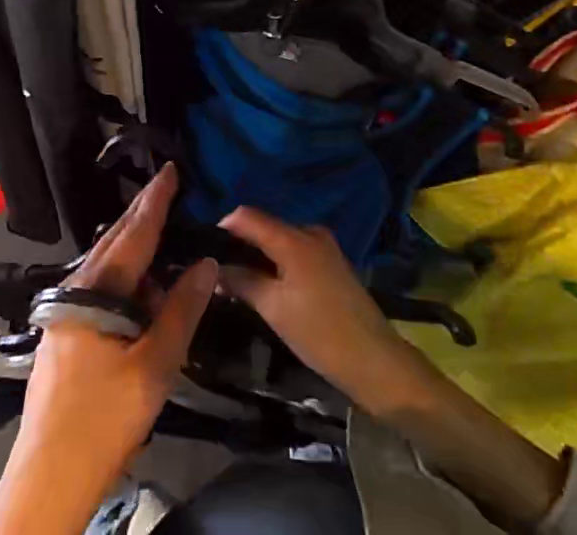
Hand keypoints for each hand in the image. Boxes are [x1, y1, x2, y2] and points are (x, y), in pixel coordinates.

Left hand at [0, 165, 216, 534]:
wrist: (49, 474)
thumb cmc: (105, 419)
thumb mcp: (155, 366)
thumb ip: (180, 312)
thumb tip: (205, 264)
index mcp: (95, 292)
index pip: (134, 234)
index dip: (155, 201)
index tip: (170, 170)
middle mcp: (75, 291)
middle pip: (115, 241)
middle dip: (142, 213)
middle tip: (168, 187)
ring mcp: (66, 311)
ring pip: (107, 265)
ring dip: (136, 247)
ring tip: (166, 232)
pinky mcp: (66, 331)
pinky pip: (101, 288)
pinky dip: (127, 276)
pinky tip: (144, 287)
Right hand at [220, 210, 570, 529]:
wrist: (374, 360)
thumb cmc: (319, 331)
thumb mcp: (272, 308)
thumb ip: (241, 281)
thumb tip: (214, 268)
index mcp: (294, 238)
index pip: (247, 216)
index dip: (223, 226)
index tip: (202, 245)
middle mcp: (310, 232)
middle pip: (264, 226)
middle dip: (239, 242)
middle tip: (214, 264)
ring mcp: (324, 246)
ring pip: (279, 240)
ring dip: (257, 254)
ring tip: (234, 275)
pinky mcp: (331, 262)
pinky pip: (294, 251)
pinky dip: (276, 261)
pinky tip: (263, 281)